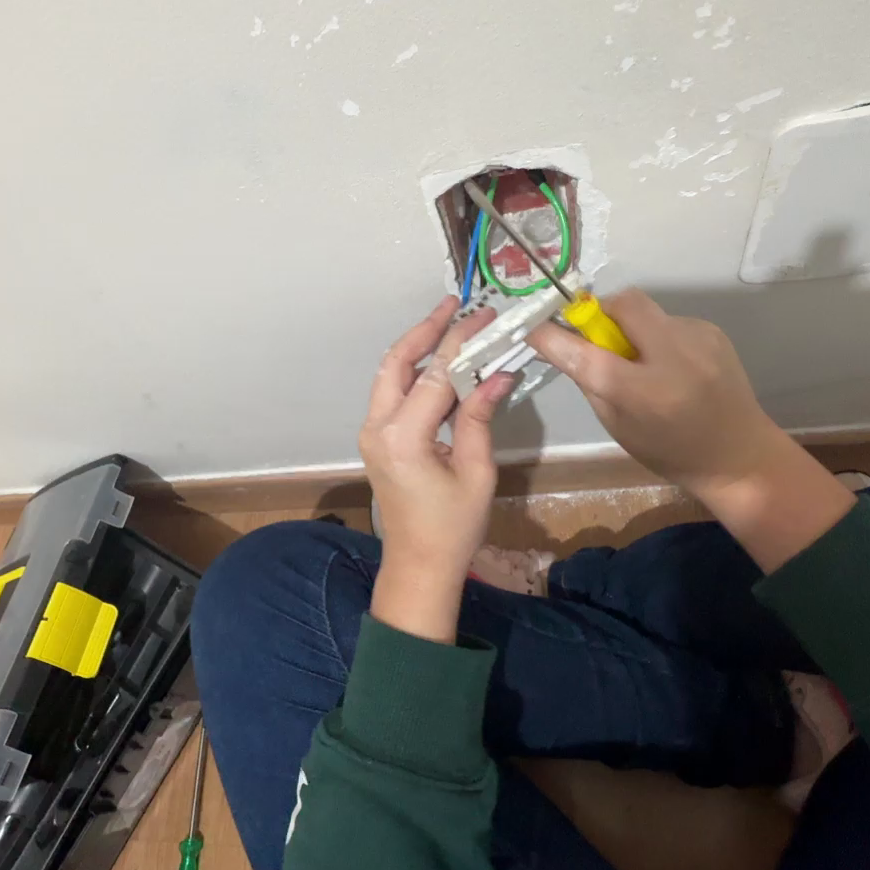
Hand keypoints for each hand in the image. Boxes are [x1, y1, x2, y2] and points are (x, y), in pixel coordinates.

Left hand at [359, 299, 515, 640]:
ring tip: (447, 323)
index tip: (484, 315)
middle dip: (425, 331)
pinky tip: (438, 361)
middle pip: (396, 362)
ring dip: (416, 347)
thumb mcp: (476, 471)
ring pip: (389, 374)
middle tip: (454, 305)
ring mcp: (371, 433)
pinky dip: (412, 371)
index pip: (434, 375)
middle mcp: (378, 428)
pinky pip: (391, 393)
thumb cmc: (452, 526)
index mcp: (403, 437)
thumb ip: (479, 416)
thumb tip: (499, 372)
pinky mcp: (376, 439)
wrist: (418, 565)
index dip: (461, 342)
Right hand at [526, 288, 855, 571]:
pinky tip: (670, 366)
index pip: (584, 353)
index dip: (551, 336)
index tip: (532, 328)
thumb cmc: (669, 452)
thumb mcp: (618, 426)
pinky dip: (656, 337)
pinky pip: (668, 321)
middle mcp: (673, 357)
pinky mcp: (713, 331)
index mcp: (644, 392)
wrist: (739, 455)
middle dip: (600, 311)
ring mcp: (698, 339)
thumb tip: (567, 345)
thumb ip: (592, 382)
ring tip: (642, 362)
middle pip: (623, 303)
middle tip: (597, 336)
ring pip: (646, 311)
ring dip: (631, 328)